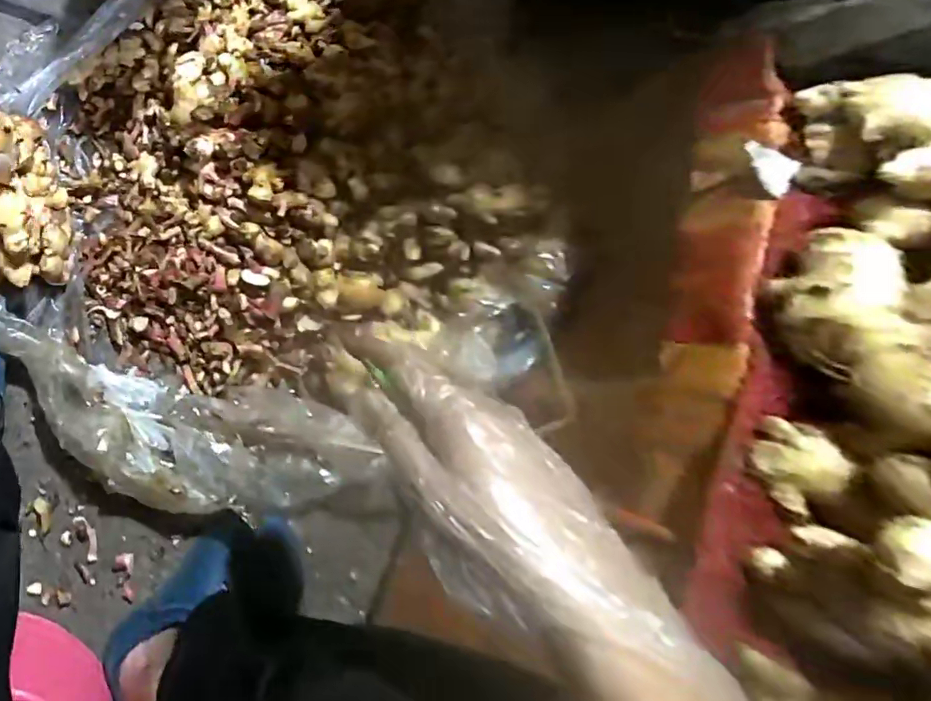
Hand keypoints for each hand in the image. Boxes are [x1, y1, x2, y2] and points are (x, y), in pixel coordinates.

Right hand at [333, 331, 742, 700]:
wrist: (590, 595)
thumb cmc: (491, 537)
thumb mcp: (427, 488)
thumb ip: (391, 432)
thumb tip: (353, 386)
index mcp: (457, 409)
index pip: (404, 360)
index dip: (370, 344)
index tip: (339, 335)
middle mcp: (489, 406)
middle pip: (432, 373)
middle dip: (393, 366)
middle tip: (359, 368)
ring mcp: (519, 429)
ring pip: (457, 396)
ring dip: (421, 391)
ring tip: (394, 400)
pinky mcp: (537, 453)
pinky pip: (478, 416)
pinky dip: (447, 411)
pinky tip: (442, 436)